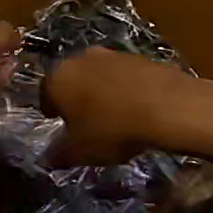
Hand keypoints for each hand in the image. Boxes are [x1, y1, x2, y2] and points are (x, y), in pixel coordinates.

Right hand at [45, 48, 203, 166]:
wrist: (167, 106)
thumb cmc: (112, 129)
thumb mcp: (80, 151)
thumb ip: (59, 154)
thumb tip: (47, 158)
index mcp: (58, 78)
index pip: (45, 93)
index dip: (51, 110)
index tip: (59, 124)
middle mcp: (81, 58)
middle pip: (72, 79)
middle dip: (76, 97)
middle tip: (86, 121)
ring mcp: (112, 54)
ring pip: (98, 74)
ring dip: (102, 91)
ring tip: (114, 116)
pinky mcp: (139, 56)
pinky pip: (124, 75)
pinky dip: (126, 88)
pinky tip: (137, 108)